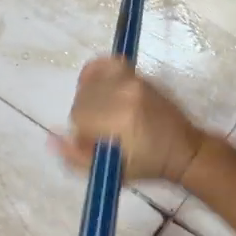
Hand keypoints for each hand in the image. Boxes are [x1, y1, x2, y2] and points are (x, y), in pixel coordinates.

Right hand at [52, 58, 210, 183]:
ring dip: (89, 99)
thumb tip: (51, 139)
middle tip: (101, 132)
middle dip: (85, 118)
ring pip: (89, 83)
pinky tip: (100, 88)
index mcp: (119, 119)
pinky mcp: (137, 74)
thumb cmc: (148, 165)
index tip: (96, 143)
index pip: (78, 118)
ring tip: (103, 114)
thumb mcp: (112, 171)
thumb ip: (78, 158)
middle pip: (81, 99)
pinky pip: (105, 63)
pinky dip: (96, 73)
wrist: (184, 149)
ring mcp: (132, 80)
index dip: (82, 134)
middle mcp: (124, 93)